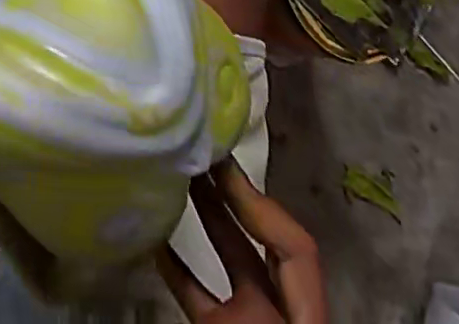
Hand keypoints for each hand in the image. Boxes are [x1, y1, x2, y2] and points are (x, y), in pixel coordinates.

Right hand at [157, 158, 326, 323]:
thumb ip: (249, 275)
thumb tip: (195, 230)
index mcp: (305, 309)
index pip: (292, 242)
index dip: (259, 202)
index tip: (221, 163)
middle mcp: (278, 304)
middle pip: (257, 237)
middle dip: (229, 193)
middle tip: (196, 151)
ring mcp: (249, 317)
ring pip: (228, 256)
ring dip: (204, 217)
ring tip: (175, 177)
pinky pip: (198, 291)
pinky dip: (176, 264)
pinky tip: (154, 236)